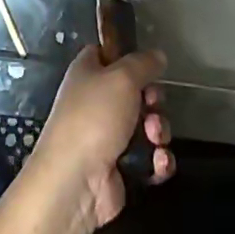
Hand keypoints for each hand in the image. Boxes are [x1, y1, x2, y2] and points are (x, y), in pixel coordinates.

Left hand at [28, 46, 173, 226]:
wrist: (76, 179)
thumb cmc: (94, 117)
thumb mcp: (120, 78)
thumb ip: (142, 64)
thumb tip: (157, 54)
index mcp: (88, 73)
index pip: (107, 54)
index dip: (127, 57)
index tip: (147, 64)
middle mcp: (97, 101)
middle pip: (136, 92)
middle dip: (153, 100)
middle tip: (152, 106)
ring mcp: (109, 136)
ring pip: (147, 125)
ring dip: (158, 131)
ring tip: (154, 138)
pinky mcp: (122, 166)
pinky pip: (150, 157)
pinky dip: (158, 160)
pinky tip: (157, 163)